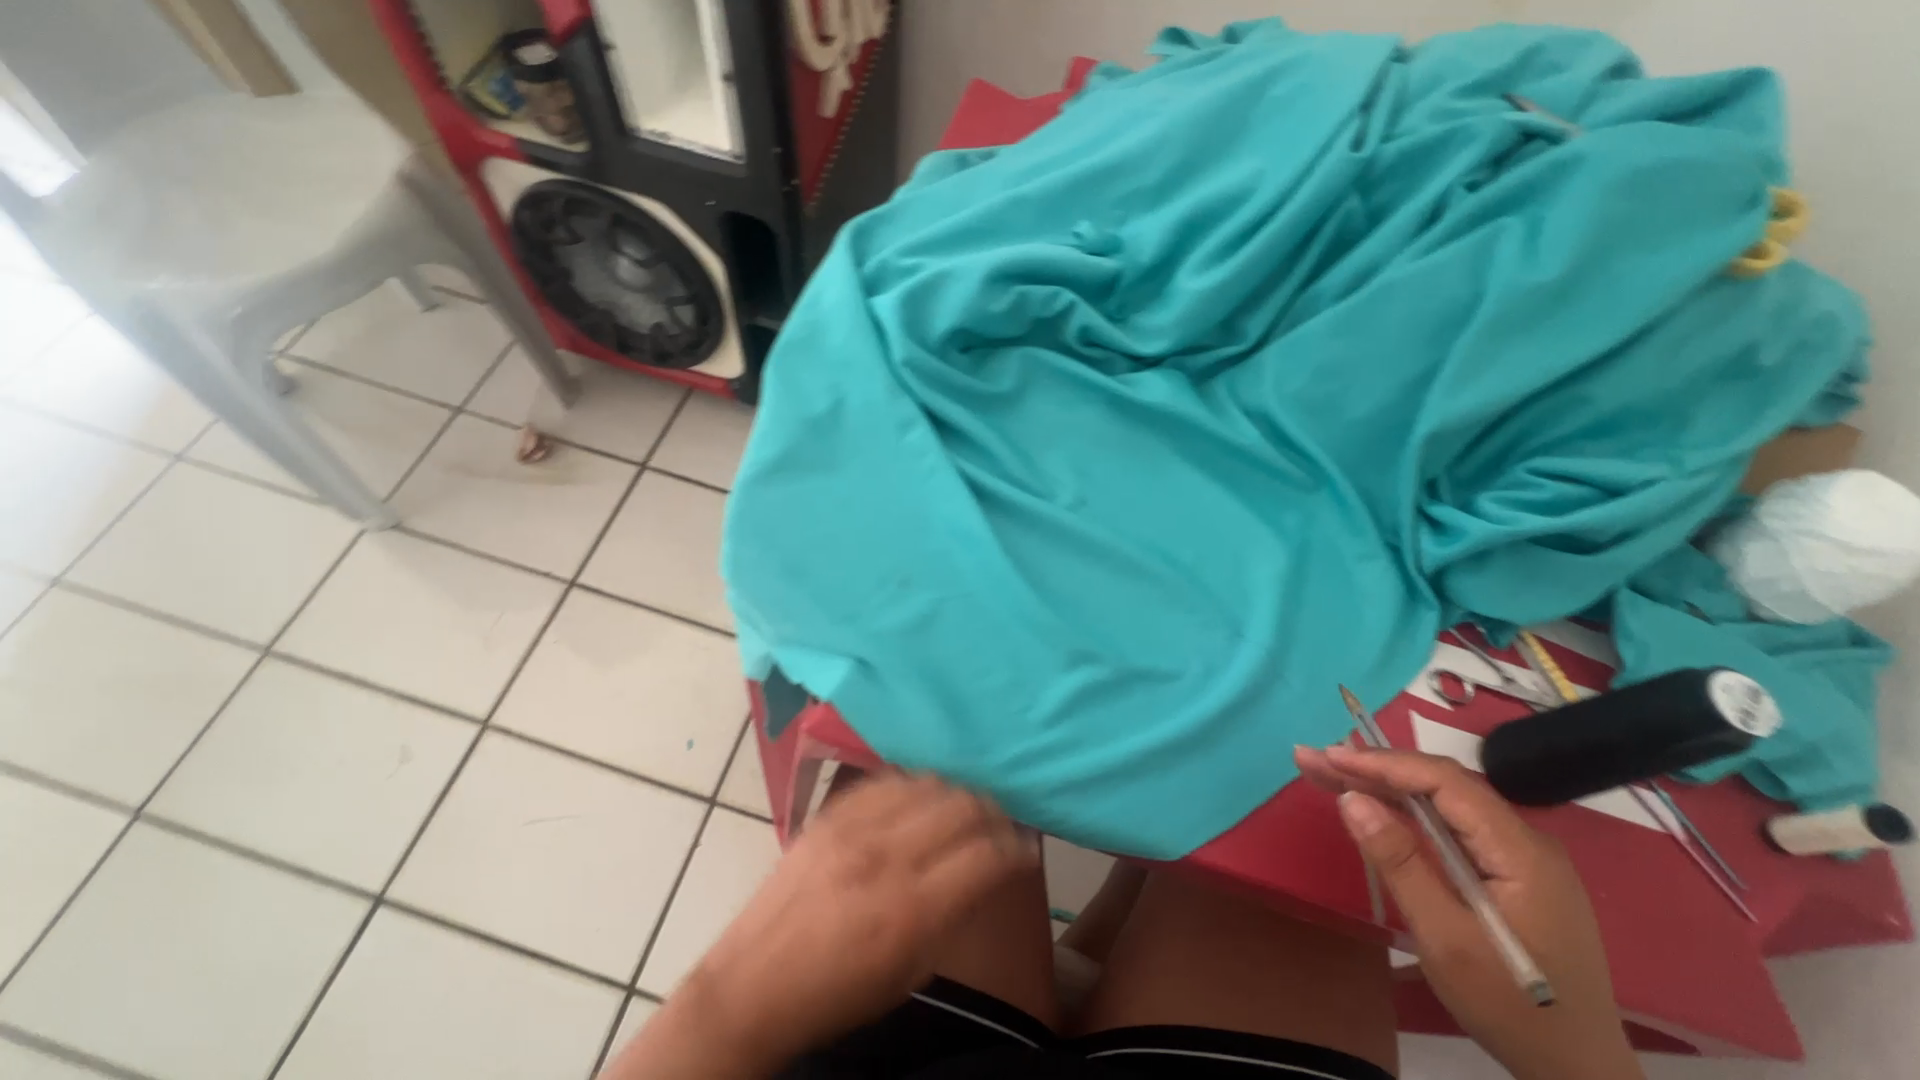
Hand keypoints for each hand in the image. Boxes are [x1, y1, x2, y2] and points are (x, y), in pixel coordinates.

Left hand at [656, 772, 1036, 1073]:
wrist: (753, 986)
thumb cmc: (839, 995)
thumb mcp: (910, 973)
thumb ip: (953, 915)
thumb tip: (988, 872)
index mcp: (912, 910)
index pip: (987, 855)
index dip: (1017, 850)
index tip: (1025, 852)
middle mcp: (886, 858)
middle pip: (963, 807)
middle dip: (994, 815)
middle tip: (1000, 828)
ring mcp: (852, 830)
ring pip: (928, 784)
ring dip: (955, 795)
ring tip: (962, 811)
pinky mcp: (826, 817)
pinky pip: (883, 781)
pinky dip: (912, 786)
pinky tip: (919, 800)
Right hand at [1294, 744, 1643, 1079]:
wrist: (1579, 1069)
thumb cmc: (1511, 1007)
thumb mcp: (1445, 939)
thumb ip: (1400, 863)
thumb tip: (1352, 799)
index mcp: (1520, 850)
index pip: (1444, 782)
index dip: (1383, 763)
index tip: (1328, 757)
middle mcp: (1527, 841)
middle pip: (1444, 787)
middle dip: (1376, 770)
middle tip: (1315, 761)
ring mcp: (1524, 859)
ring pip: (1448, 806)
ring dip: (1390, 789)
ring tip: (1332, 777)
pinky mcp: (1515, 877)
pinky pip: (1457, 829)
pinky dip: (1412, 816)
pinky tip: (1380, 811)